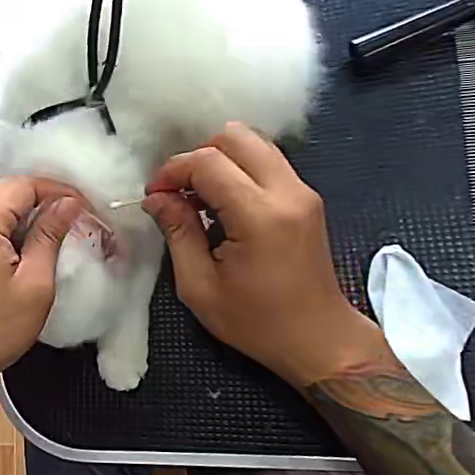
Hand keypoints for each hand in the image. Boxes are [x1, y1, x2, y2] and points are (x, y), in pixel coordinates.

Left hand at [0, 177, 81, 410]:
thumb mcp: (35, 285)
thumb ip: (50, 236)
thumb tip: (68, 204)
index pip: (25, 185)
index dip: (59, 191)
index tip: (85, 207)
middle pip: (7, 191)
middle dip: (44, 200)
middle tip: (75, 220)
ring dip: (26, 215)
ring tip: (55, 236)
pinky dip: (7, 228)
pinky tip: (27, 249)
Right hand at [143, 124, 388, 386]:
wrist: (318, 338)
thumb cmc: (258, 323)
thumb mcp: (201, 288)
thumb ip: (178, 233)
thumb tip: (157, 198)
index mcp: (260, 216)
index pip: (208, 161)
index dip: (173, 170)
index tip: (155, 195)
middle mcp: (288, 192)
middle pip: (235, 136)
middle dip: (198, 155)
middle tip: (180, 191)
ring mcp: (303, 192)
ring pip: (255, 142)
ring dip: (221, 159)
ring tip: (201, 197)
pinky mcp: (309, 198)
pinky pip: (269, 162)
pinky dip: (242, 169)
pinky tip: (226, 203)